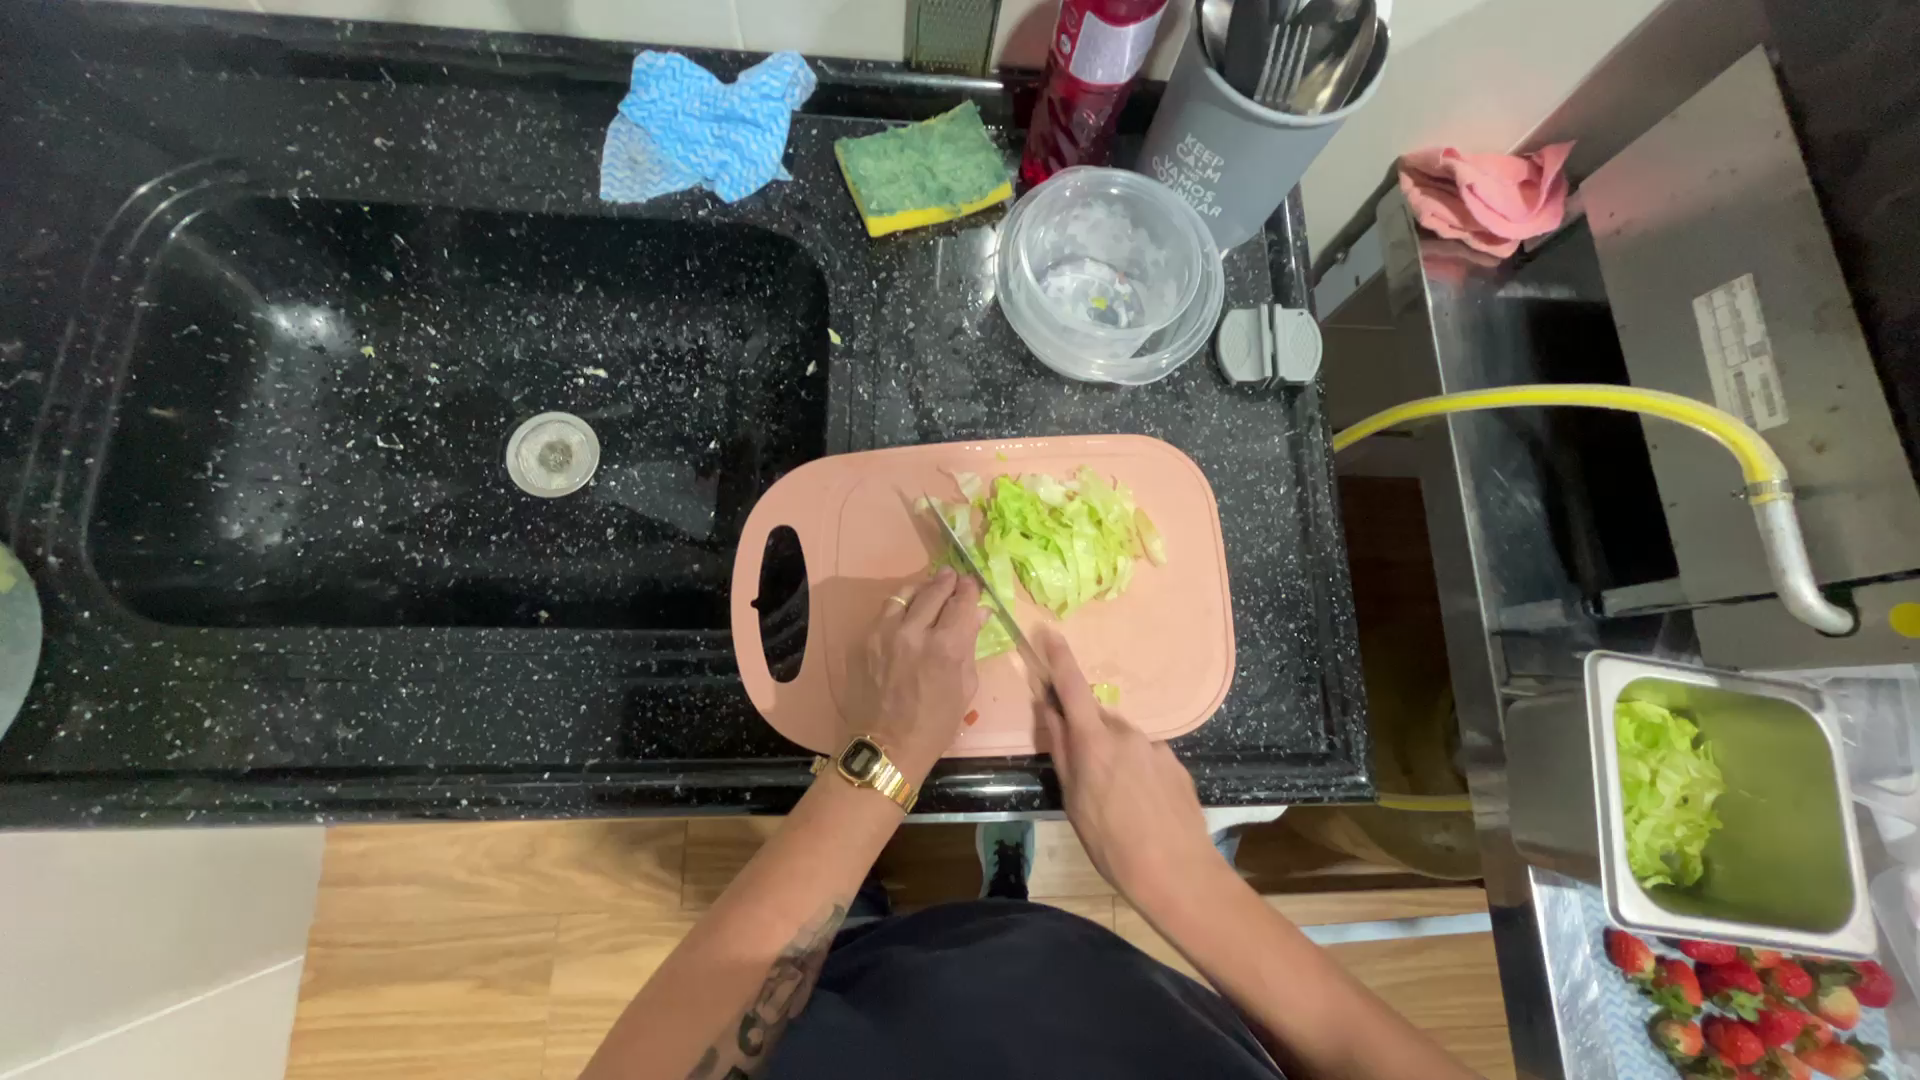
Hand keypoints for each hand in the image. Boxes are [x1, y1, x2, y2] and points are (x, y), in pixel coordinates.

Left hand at [858, 568, 985, 782]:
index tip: (971, 584)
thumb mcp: (965, 686)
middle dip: (948, 581)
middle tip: (953, 578)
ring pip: (907, 594)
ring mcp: (886, 633)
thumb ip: (970, 645)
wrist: (887, 746)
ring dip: (922, 588)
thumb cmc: (936, 723)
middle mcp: (916, 632)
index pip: (961, 601)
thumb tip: (978, 614)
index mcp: (947, 647)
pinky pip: (886, 610)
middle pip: (935, 591)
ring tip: (930, 589)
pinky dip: (901, 605)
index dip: (969, 589)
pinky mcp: (866, 640)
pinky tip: (907, 609)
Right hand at [1038, 630, 1221, 905]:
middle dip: (1088, 736)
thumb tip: (1049, 711)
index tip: (1049, 632)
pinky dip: (1137, 773)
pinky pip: (1147, 758)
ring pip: (1124, 742)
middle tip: (1085, 780)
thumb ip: (1061, 750)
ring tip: (1117, 805)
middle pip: (1098, 721)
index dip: (1059, 658)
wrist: (1179, 874)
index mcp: (1095, 742)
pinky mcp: (1176, 764)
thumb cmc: (1112, 844)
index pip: (1072, 687)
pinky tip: (1142, 808)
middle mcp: (1127, 734)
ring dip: (1114, 759)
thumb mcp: (1073, 801)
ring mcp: (1156, 747)